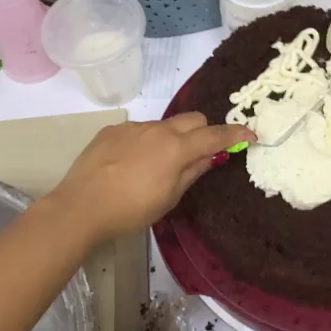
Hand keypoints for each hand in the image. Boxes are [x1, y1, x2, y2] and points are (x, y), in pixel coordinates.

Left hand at [48, 113, 253, 240]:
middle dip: (203, 132)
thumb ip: (192, 172)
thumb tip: (210, 155)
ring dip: (171, 139)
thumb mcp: (169, 198)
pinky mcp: (112, 130)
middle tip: (199, 155)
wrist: (80, 207)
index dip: (235, 134)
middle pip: (193, 119)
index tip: (250, 134)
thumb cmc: (130, 210)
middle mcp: (158, 129)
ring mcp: (133, 127)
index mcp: (176, 148)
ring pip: (164, 126)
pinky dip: (144, 143)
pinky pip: (138, 131)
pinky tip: (129, 165)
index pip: (215, 135)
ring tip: (155, 168)